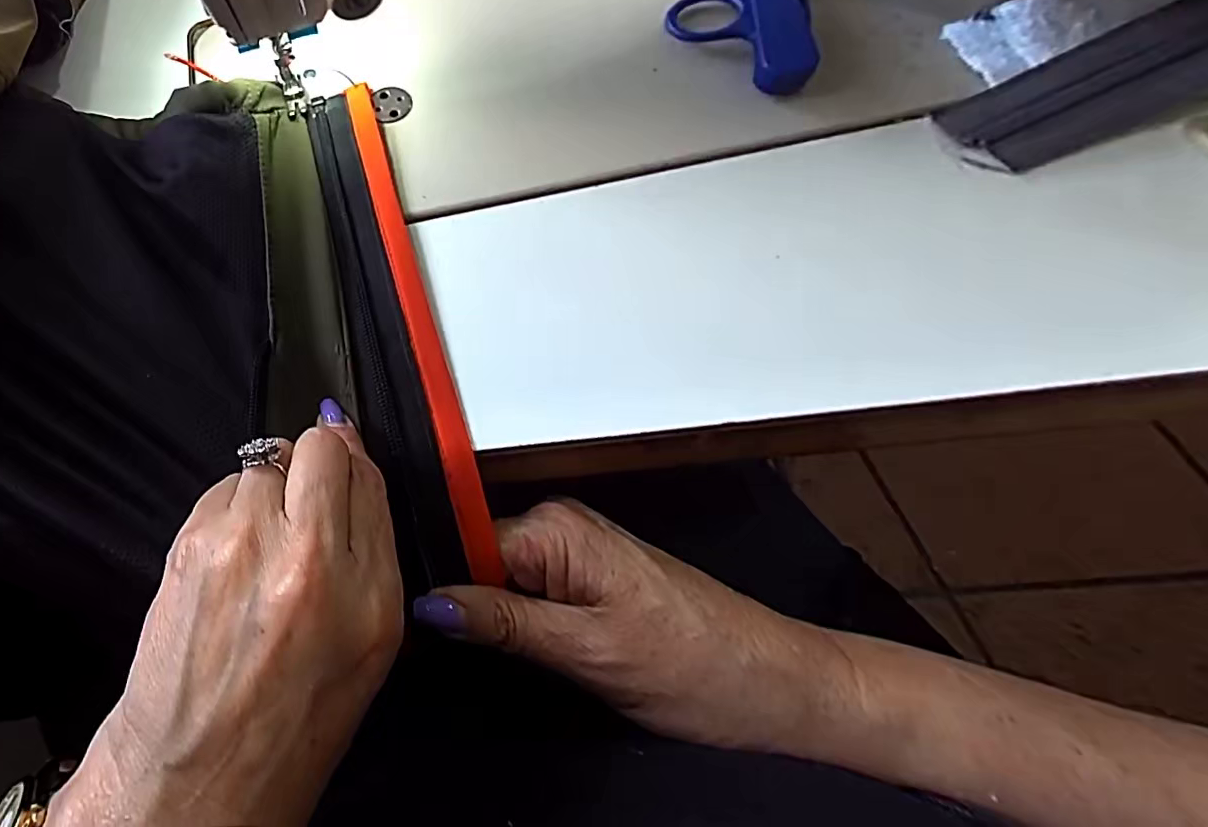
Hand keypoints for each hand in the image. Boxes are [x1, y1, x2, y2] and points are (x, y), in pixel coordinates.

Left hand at [51, 404, 403, 826]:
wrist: (197, 772)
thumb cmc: (288, 719)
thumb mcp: (368, 639)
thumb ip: (370, 539)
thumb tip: (353, 458)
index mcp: (369, 592)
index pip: (369, 475)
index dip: (354, 464)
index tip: (343, 466)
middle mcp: (309, 560)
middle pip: (319, 446)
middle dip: (314, 461)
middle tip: (302, 501)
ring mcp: (245, 545)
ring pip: (266, 458)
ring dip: (268, 487)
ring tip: (261, 544)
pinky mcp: (192, 541)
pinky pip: (223, 486)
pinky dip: (230, 508)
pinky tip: (230, 557)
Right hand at [419, 499, 852, 752]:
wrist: (773, 682)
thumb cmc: (701, 663)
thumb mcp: (586, 652)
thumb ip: (503, 623)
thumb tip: (435, 605)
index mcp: (557, 528)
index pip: (466, 544)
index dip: (450, 593)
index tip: (435, 634)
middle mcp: (563, 525)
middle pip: (481, 560)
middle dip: (480, 609)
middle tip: (509, 656)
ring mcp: (576, 546)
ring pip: (504, 578)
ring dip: (506, 619)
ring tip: (547, 655)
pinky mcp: (586, 570)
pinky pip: (531, 587)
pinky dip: (529, 620)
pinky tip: (554, 648)